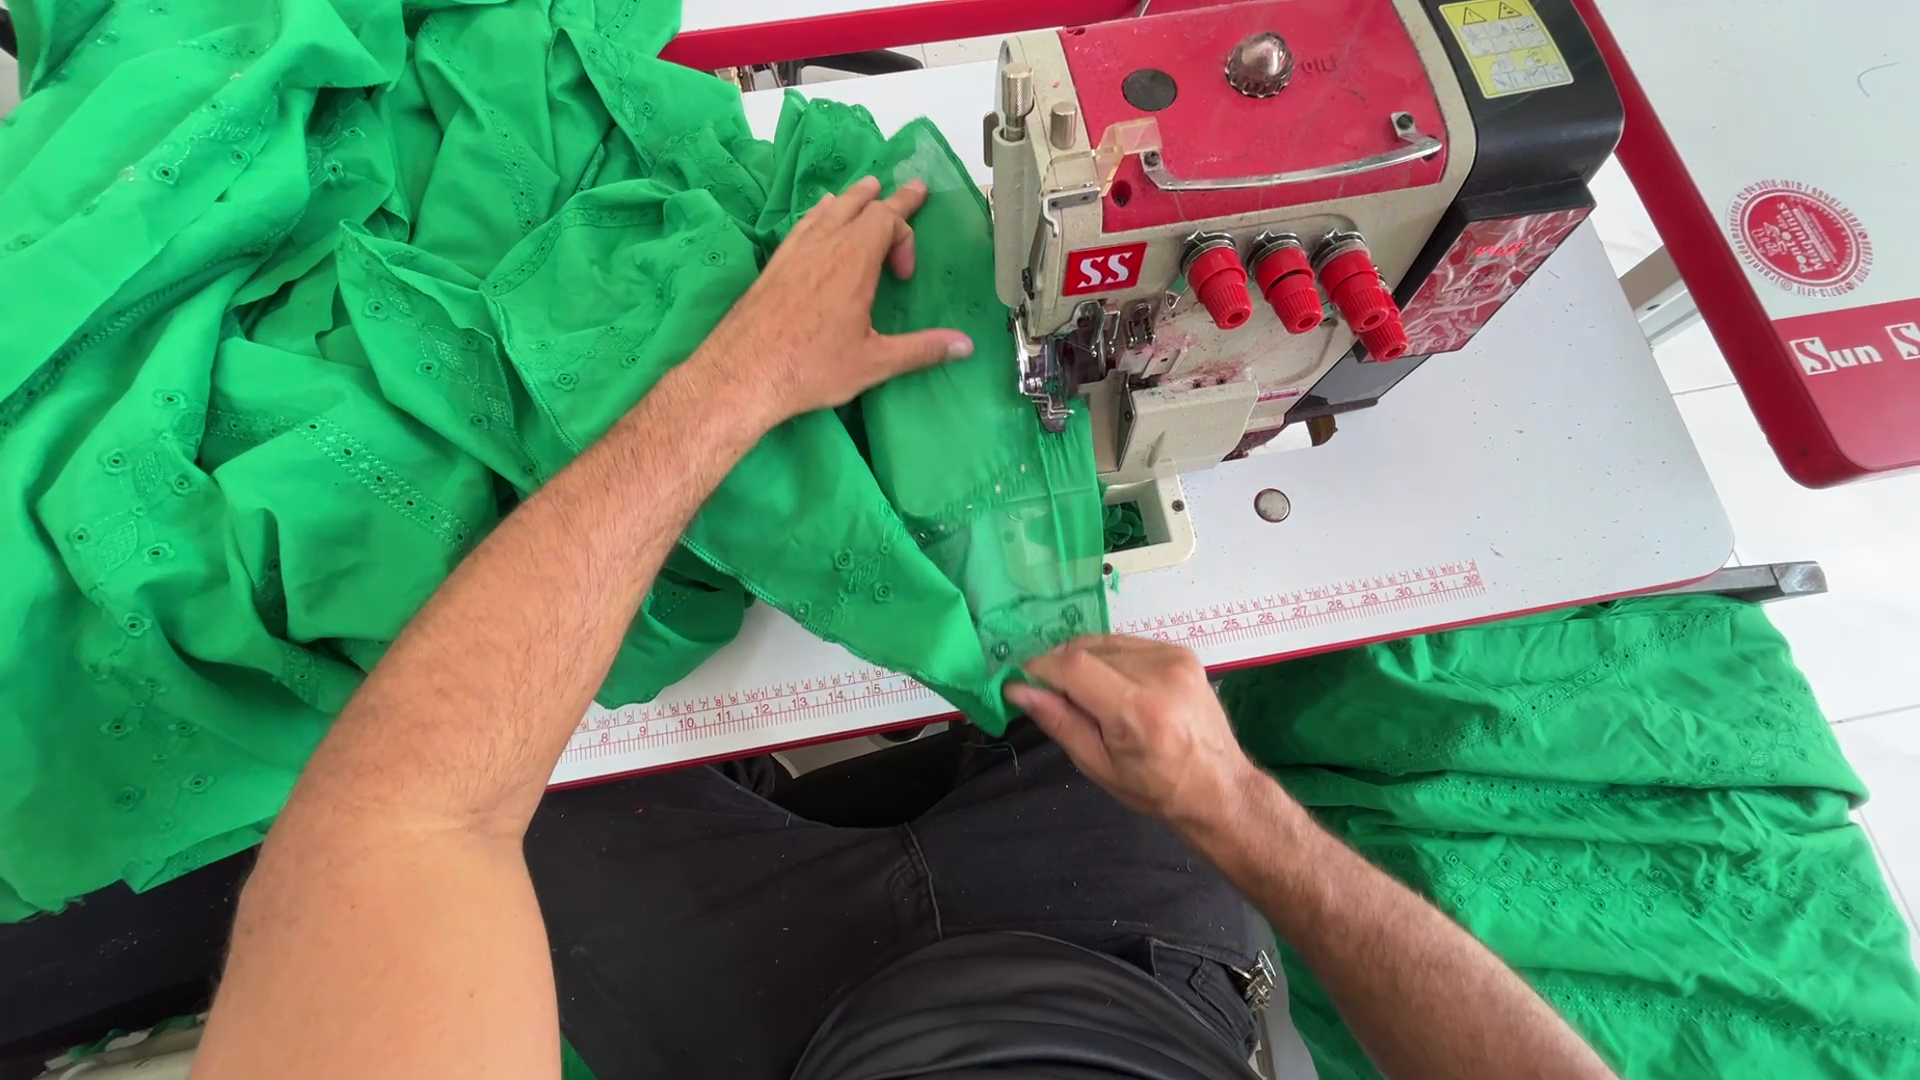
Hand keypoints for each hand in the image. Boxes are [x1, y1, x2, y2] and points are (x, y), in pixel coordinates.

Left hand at [695, 175, 973, 422]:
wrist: (743, 373)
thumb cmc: (811, 367)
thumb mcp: (875, 363)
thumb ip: (922, 350)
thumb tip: (966, 346)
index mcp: (853, 262)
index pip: (887, 220)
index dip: (905, 233)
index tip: (906, 272)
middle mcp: (824, 246)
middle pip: (861, 205)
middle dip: (889, 199)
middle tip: (910, 189)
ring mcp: (795, 251)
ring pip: (829, 209)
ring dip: (854, 199)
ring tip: (867, 189)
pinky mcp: (775, 264)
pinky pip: (804, 224)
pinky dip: (822, 213)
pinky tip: (819, 216)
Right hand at [1005, 635, 1263, 834]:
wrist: (1219, 786)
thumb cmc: (1154, 788)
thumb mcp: (1097, 765)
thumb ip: (1057, 720)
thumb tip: (1016, 688)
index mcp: (1139, 711)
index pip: (1075, 665)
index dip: (1040, 668)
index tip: (1022, 682)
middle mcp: (1160, 674)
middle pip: (1085, 649)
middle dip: (1058, 667)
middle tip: (1052, 695)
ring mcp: (1174, 657)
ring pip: (1102, 642)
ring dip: (1082, 661)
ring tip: (1088, 695)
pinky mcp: (1180, 651)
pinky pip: (1125, 643)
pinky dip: (1107, 658)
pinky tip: (1113, 685)